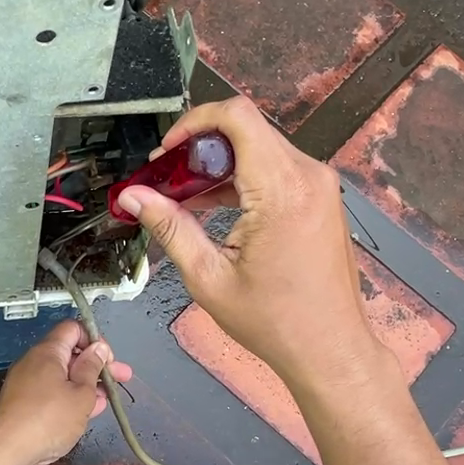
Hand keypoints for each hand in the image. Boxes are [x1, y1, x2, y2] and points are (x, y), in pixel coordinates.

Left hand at [0, 321, 135, 464]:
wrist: (8, 454)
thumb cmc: (48, 421)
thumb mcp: (81, 394)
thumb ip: (92, 368)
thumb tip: (98, 348)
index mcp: (47, 352)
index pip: (73, 329)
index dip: (95, 340)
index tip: (109, 360)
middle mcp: (34, 363)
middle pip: (70, 353)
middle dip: (97, 365)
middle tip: (122, 378)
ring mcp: (27, 384)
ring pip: (63, 376)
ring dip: (87, 384)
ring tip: (107, 399)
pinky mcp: (25, 404)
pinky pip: (52, 393)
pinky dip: (71, 398)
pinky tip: (88, 411)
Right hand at [115, 98, 381, 389]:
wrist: (329, 347)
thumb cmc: (276, 322)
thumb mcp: (209, 277)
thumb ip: (170, 228)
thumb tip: (135, 197)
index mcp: (281, 191)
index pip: (237, 117)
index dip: (195, 122)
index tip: (169, 151)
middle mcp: (308, 177)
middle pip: (246, 130)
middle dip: (200, 148)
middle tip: (167, 180)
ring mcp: (320, 186)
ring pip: (259, 149)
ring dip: (219, 166)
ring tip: (185, 199)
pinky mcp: (321, 199)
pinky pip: (276, 170)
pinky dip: (242, 179)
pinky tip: (214, 209)